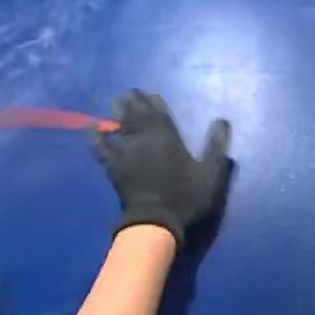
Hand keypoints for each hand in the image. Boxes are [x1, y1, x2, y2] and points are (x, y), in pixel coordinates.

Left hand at [93, 90, 229, 247]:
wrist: (157, 221)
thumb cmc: (187, 198)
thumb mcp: (211, 173)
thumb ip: (216, 145)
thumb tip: (222, 120)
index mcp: (168, 138)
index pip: (158, 112)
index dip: (152, 100)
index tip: (148, 92)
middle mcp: (145, 139)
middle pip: (136, 114)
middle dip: (133, 101)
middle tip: (130, 93)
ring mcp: (126, 152)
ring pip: (119, 125)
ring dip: (117, 113)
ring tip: (116, 103)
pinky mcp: (114, 167)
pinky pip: (102, 147)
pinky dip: (97, 137)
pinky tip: (93, 130)